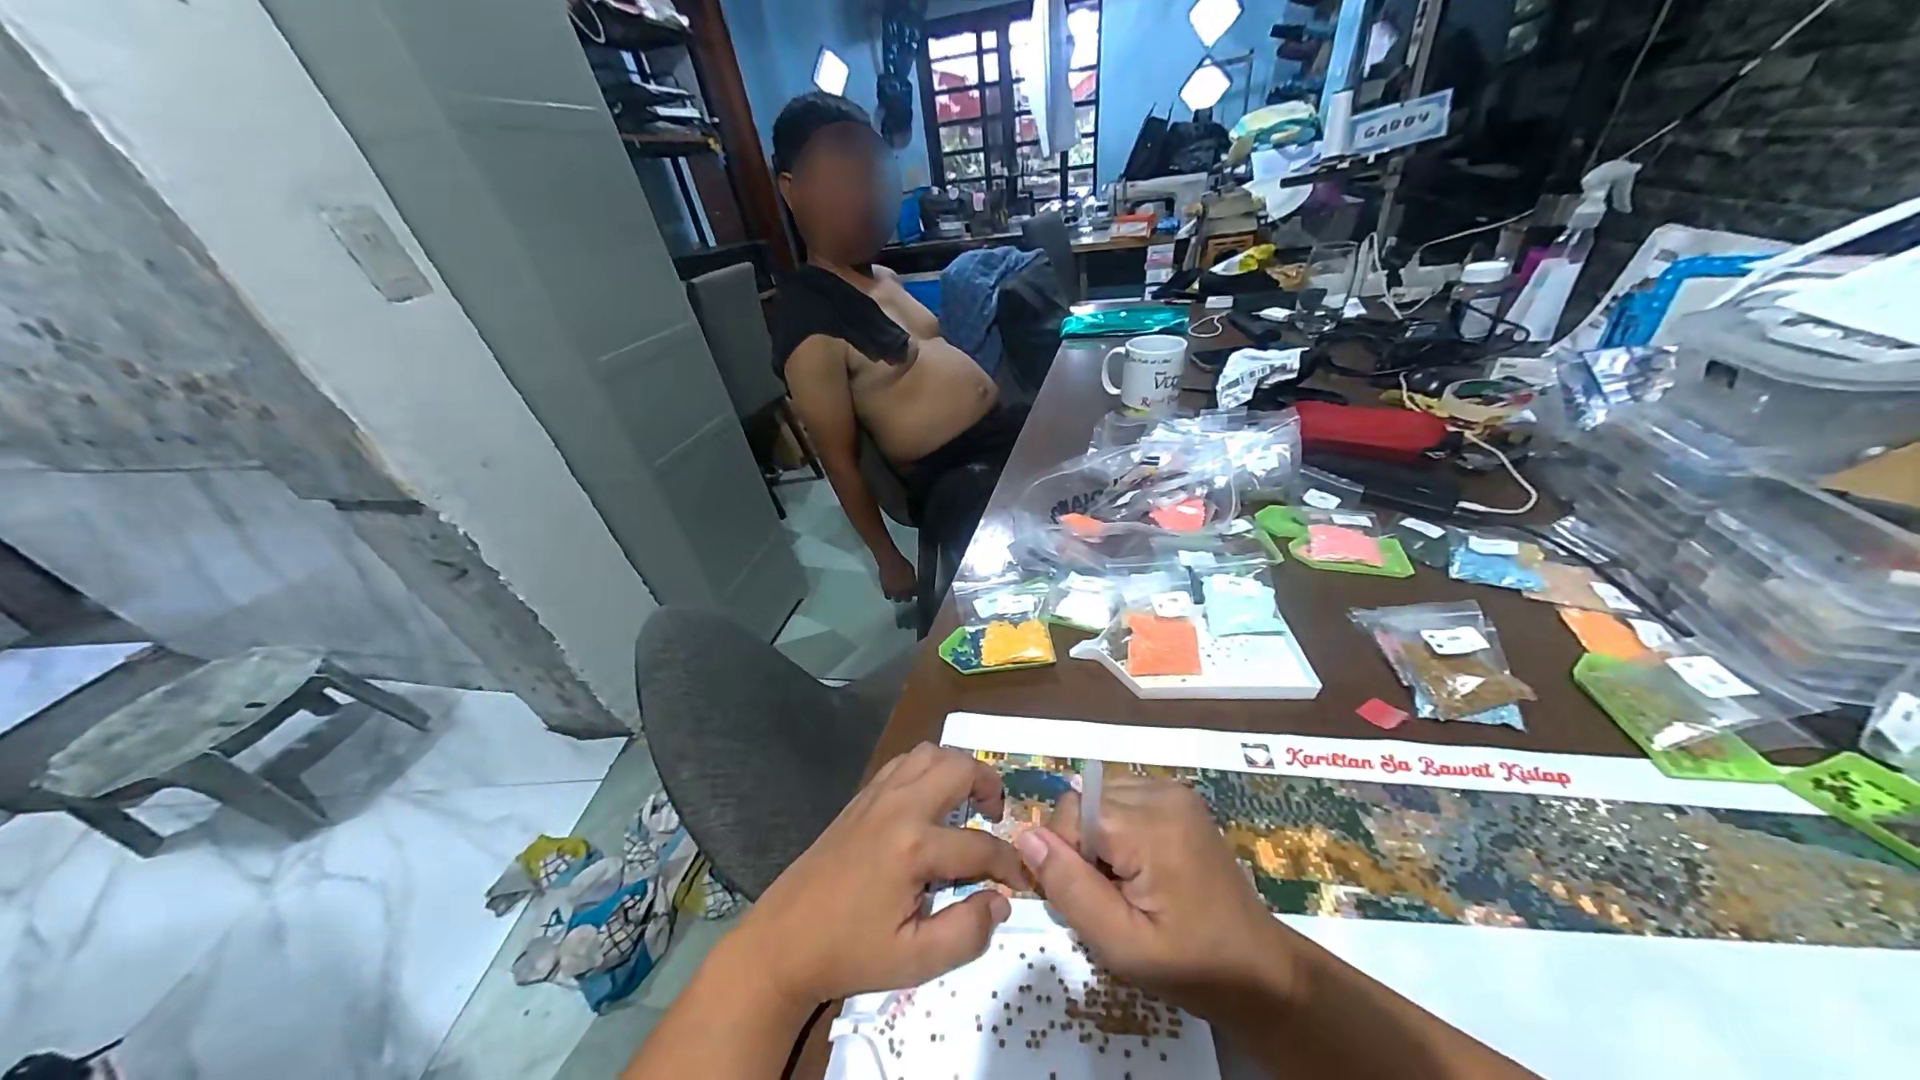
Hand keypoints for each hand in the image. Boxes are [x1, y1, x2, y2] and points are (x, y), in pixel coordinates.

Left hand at [732, 744, 1025, 1007]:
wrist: (783, 940)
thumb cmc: (849, 953)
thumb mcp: (914, 961)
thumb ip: (966, 932)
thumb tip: (1000, 901)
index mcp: (913, 848)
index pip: (980, 846)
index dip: (1009, 864)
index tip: (1022, 880)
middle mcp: (898, 808)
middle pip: (959, 768)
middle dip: (990, 785)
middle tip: (996, 815)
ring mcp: (877, 796)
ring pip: (930, 753)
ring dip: (958, 768)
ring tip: (966, 800)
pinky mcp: (861, 797)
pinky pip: (903, 762)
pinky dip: (927, 768)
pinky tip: (929, 799)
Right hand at [877, 550, 917, 600]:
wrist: (889, 561)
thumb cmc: (900, 563)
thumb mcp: (911, 570)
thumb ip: (912, 579)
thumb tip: (913, 582)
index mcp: (911, 586)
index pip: (915, 594)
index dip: (915, 593)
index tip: (914, 592)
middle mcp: (903, 591)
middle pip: (907, 599)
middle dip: (908, 597)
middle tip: (907, 593)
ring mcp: (894, 592)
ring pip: (897, 600)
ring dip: (898, 597)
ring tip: (898, 593)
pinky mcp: (886, 590)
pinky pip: (888, 596)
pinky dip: (890, 595)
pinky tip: (891, 591)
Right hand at [1012, 775, 1300, 1030]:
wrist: (1257, 969)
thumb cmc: (1189, 964)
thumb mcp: (1119, 943)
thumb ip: (1069, 886)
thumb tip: (1026, 836)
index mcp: (1150, 825)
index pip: (1069, 813)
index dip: (1065, 857)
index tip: (1089, 900)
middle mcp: (1162, 793)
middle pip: (1083, 801)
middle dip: (1081, 846)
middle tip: (1108, 897)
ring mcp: (1174, 791)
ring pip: (1099, 798)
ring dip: (1097, 836)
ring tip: (1124, 883)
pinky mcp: (1180, 798)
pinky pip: (1122, 798)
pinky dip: (1117, 828)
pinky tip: (1139, 866)